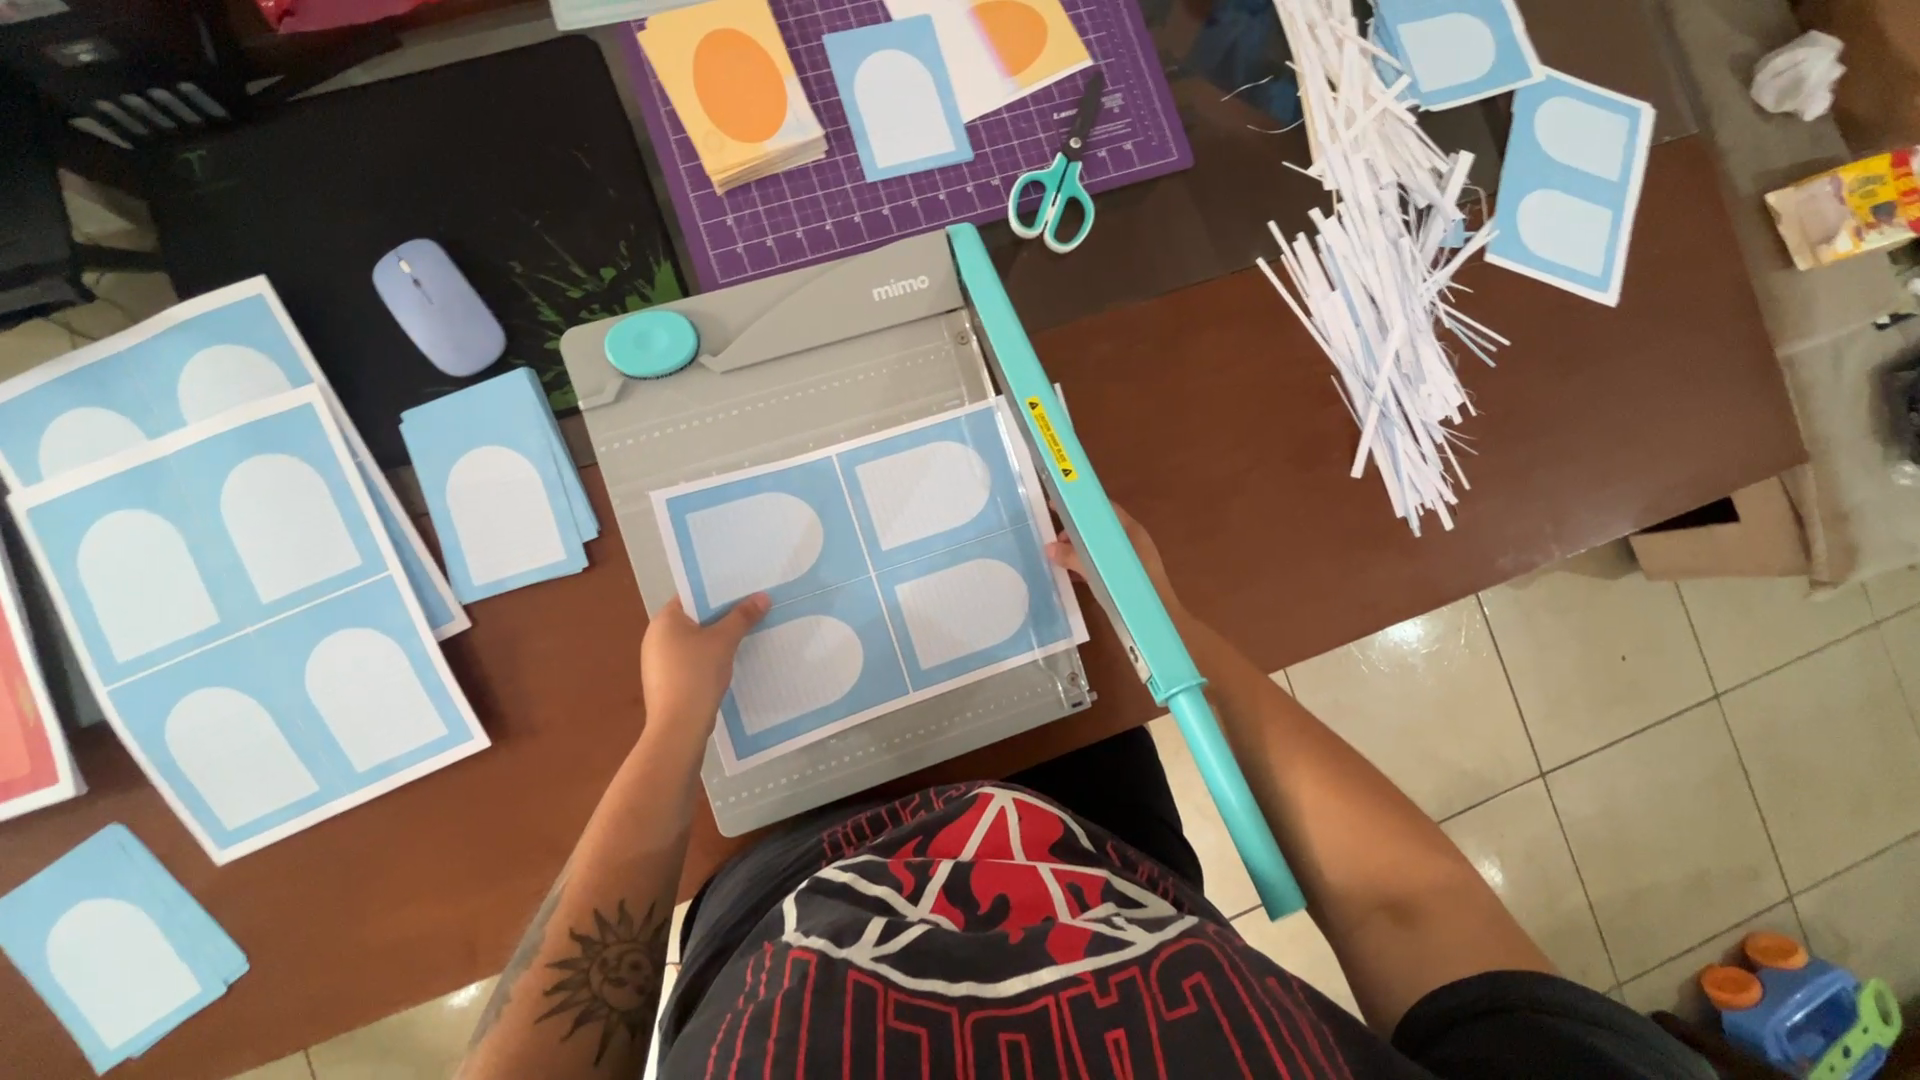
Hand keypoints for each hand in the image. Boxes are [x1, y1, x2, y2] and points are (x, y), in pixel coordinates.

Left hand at [639, 594, 769, 733]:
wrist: (679, 727)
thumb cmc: (696, 674)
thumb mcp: (724, 641)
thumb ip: (742, 617)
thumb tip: (763, 596)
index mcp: (664, 620)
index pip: (692, 596)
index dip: (718, 592)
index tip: (744, 589)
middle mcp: (656, 636)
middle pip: (695, 618)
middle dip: (723, 615)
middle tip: (753, 608)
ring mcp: (660, 661)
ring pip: (695, 641)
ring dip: (719, 638)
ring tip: (749, 632)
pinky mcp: (668, 681)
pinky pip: (693, 660)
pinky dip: (711, 657)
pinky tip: (732, 661)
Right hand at [1045, 504, 1178, 609]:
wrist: (1158, 622)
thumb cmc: (1130, 591)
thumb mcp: (1096, 571)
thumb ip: (1073, 557)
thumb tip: (1049, 548)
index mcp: (1130, 531)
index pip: (1102, 508)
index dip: (1078, 505)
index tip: (1055, 506)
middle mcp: (1132, 541)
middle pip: (1099, 528)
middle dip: (1075, 531)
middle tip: (1055, 541)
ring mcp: (1131, 559)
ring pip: (1099, 547)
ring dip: (1079, 551)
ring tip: (1058, 559)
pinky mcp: (1128, 577)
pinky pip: (1103, 563)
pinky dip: (1087, 565)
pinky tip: (1071, 576)